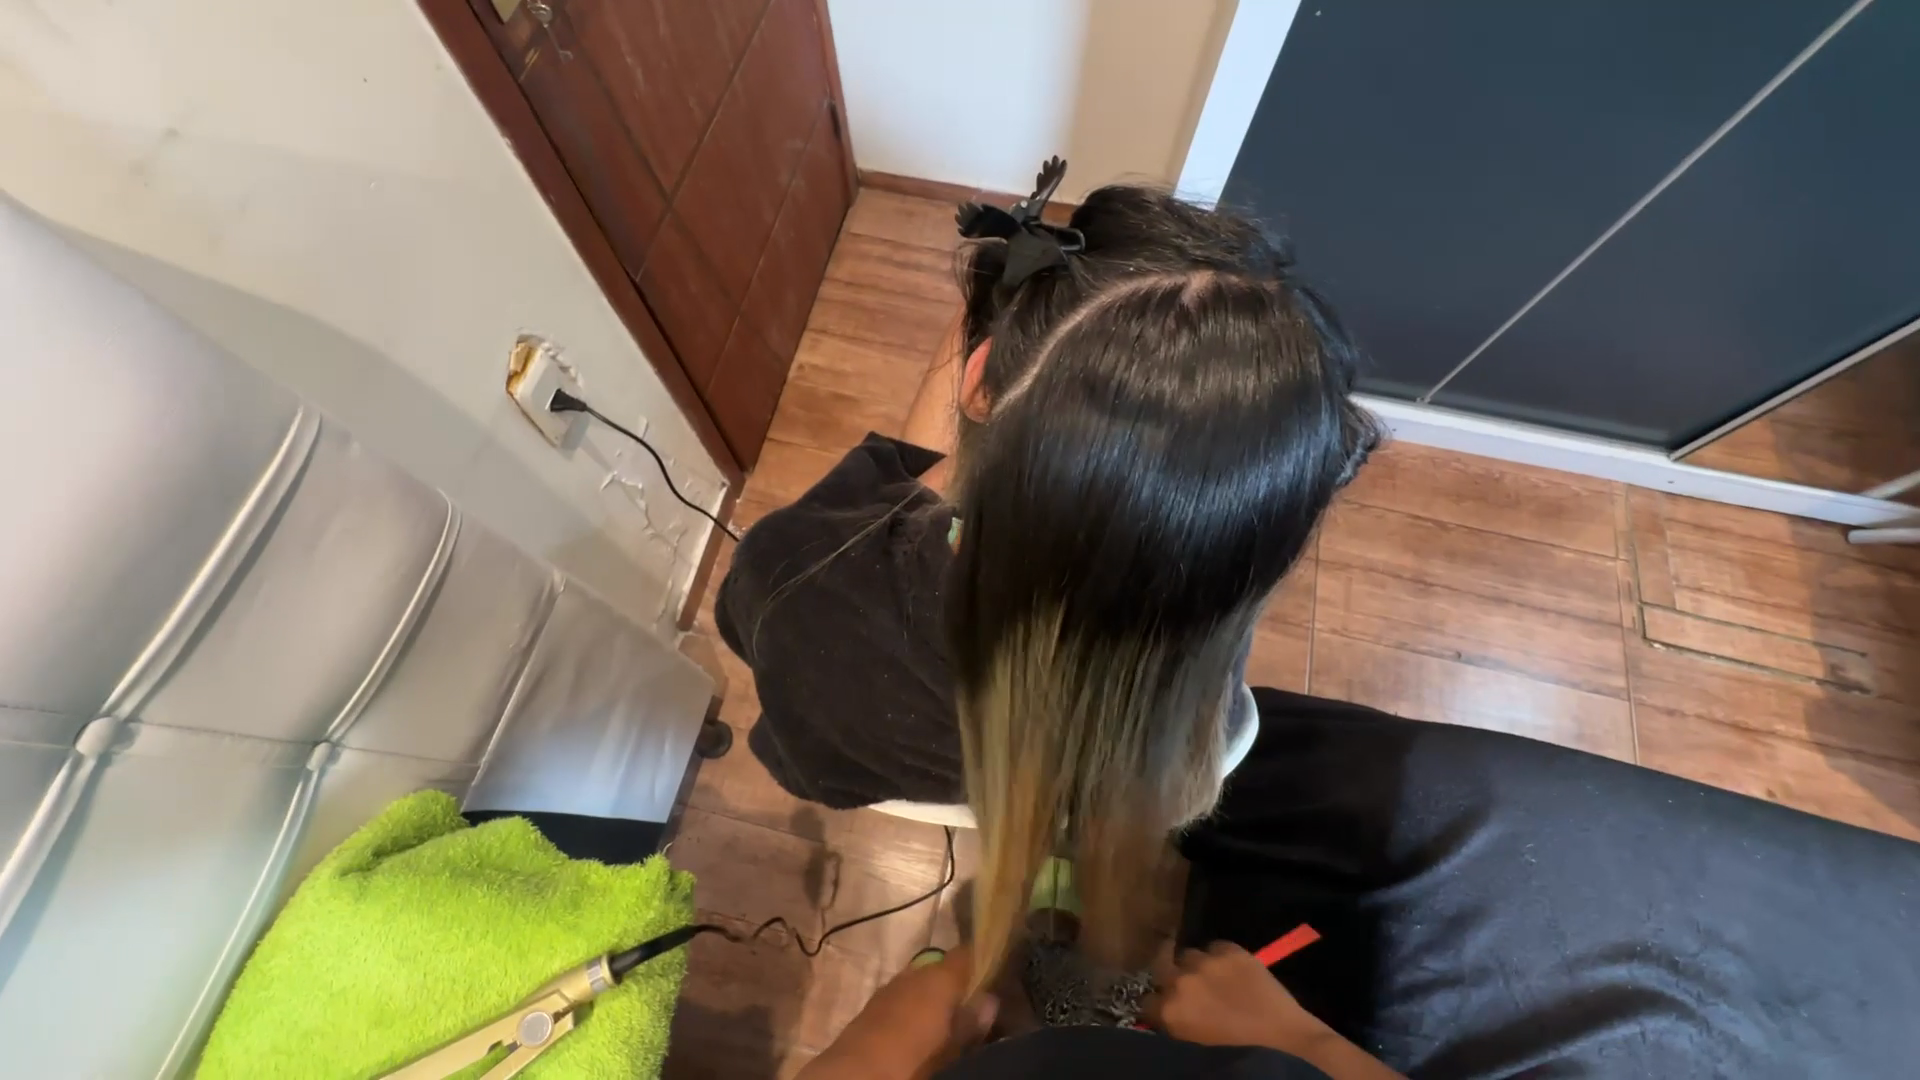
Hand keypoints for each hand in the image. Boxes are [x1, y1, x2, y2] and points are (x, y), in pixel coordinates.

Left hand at [798, 946, 999, 1079]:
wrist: (852, 1077)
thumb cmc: (911, 1062)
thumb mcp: (950, 1048)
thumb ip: (970, 1021)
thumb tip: (990, 999)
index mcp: (938, 977)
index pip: (967, 953)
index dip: (983, 959)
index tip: (998, 969)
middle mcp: (915, 973)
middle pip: (944, 969)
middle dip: (959, 983)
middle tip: (978, 1004)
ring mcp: (891, 987)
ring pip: (922, 983)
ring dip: (936, 996)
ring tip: (951, 1019)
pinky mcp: (873, 1007)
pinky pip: (904, 999)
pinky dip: (916, 1008)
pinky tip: (922, 1029)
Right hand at [1145, 942, 1403, 1079]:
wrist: (1292, 1050)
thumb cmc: (1243, 1061)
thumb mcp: (1198, 1053)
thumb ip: (1177, 1032)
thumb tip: (1167, 1020)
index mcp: (1170, 1010)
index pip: (1146, 1002)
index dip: (1159, 1008)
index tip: (1169, 1015)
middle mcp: (1181, 980)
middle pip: (1163, 971)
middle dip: (1174, 983)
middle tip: (1192, 999)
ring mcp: (1207, 962)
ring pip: (1189, 956)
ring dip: (1196, 969)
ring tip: (1215, 984)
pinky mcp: (1232, 950)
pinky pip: (1216, 947)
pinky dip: (1221, 959)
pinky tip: (1235, 975)